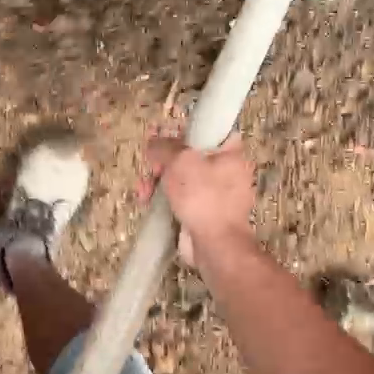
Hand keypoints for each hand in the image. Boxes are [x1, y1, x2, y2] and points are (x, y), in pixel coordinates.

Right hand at [142, 133, 256, 269]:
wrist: (215, 245)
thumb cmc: (203, 196)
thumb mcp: (180, 161)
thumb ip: (163, 146)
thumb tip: (153, 143)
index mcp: (230, 153)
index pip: (210, 129)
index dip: (185, 128)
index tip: (163, 132)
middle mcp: (225, 171)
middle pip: (187, 154)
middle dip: (162, 161)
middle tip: (150, 167)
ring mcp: (213, 193)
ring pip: (178, 176)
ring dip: (156, 180)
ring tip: (143, 191)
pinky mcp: (200, 211)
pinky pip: (178, 196)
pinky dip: (161, 197)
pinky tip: (146, 201)